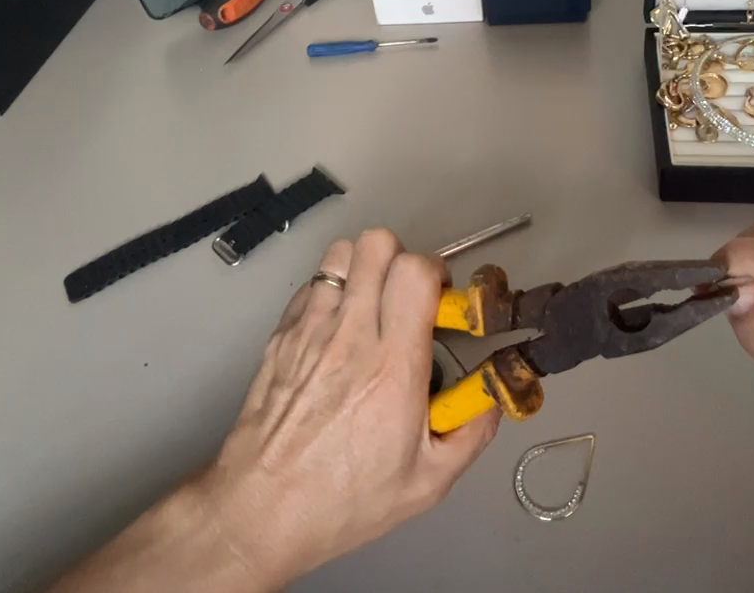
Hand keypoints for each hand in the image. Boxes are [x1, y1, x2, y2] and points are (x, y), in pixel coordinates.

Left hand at [52, 230, 497, 592]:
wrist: (260, 510)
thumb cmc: (344, 499)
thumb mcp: (428, 481)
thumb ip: (472, 432)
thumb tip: (493, 395)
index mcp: (393, 367)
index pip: (415, 273)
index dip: (435, 272)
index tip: (440, 299)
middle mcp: (351, 335)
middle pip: (378, 244)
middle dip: (402, 258)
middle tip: (408, 295)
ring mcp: (310, 328)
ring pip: (342, 251)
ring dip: (365, 265)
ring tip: (373, 301)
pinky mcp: (282, 332)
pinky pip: (313, 281)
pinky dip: (333, 289)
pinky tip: (338, 325)